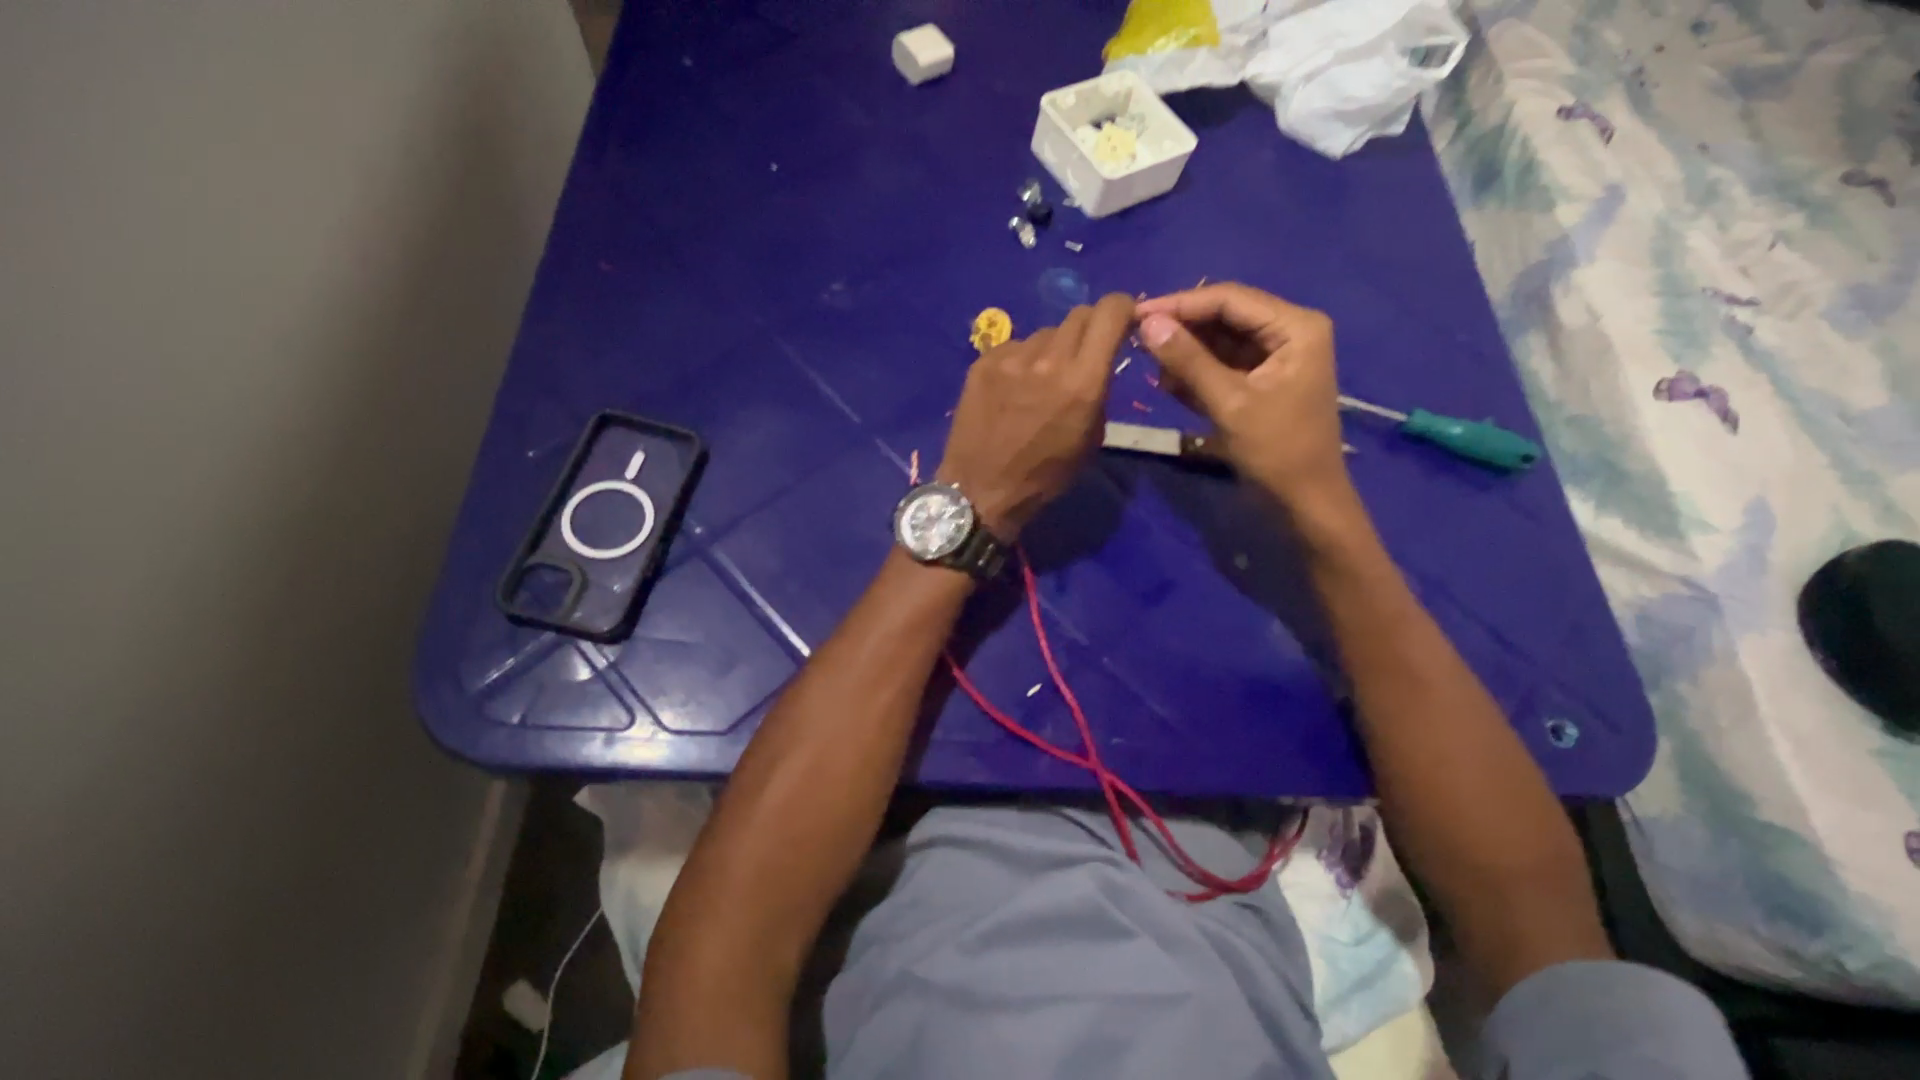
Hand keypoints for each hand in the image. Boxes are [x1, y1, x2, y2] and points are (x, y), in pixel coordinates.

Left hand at [938, 293, 1133, 538]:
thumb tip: (1097, 365)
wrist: (981, 490)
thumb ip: (1099, 392)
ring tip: (1041, 380)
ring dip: (1052, 348)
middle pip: (1079, 315)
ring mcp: (1012, 358)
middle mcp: (1050, 359)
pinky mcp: (983, 362)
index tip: (1123, 319)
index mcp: (1084, 381)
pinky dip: (1021, 361)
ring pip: (1045, 333)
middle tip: (1083, 354)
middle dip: (1089, 329)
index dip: (1122, 308)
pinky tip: (1012, 389)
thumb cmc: (1045, 476)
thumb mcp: (1091, 439)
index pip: (1111, 312)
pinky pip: (1014, 347)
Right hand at [1135, 284, 1351, 511]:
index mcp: (1296, 327)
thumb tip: (1147, 323)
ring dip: (1186, 352)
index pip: (1230, 299)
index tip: (1136, 314)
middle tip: (1137, 339)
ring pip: (1221, 339)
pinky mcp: (1264, 380)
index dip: (1180, 304)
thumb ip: (1188, 360)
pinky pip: (1224, 363)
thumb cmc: (1276, 451)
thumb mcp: (1229, 403)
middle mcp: (1290, 331)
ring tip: (1151, 367)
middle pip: (1225, 315)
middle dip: (1182, 328)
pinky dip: (1197, 371)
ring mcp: (1278, 356)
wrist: (1306, 503)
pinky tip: (1169, 384)